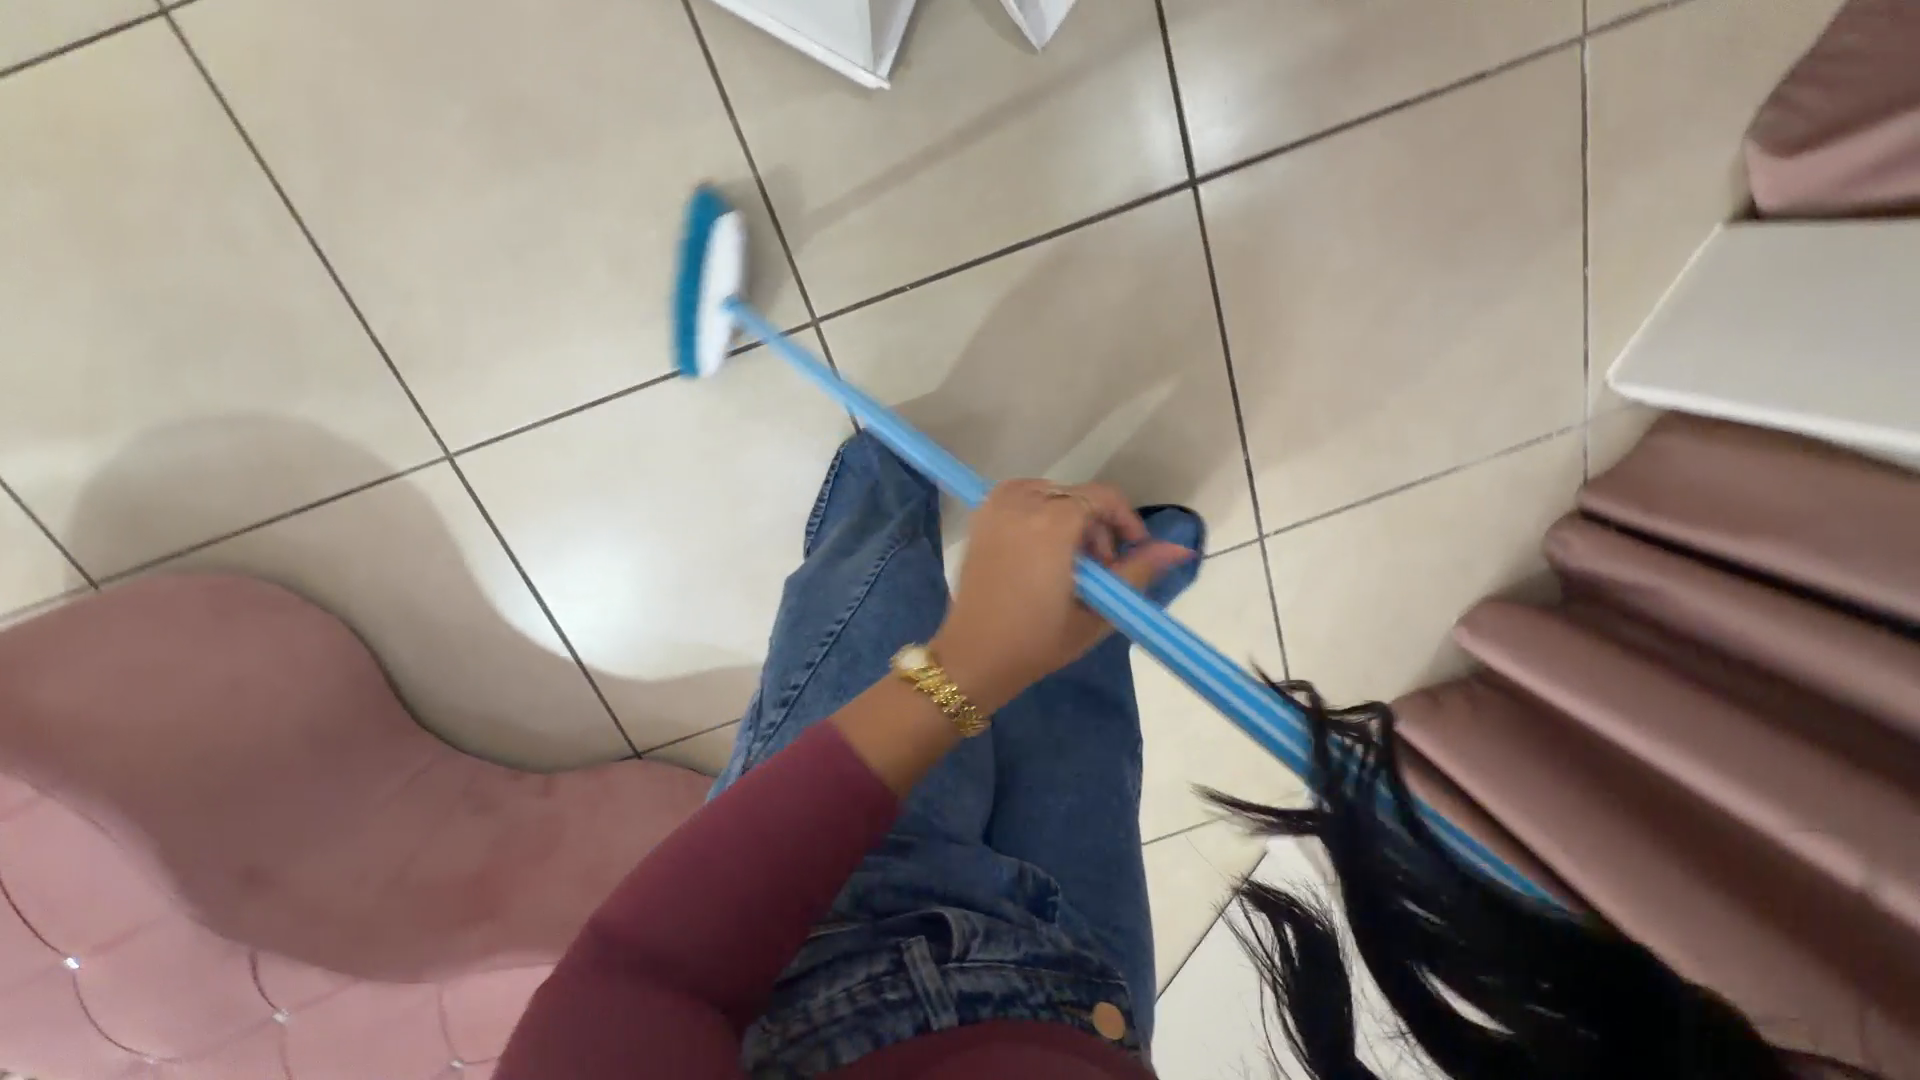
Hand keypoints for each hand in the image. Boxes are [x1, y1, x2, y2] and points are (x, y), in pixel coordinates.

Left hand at [931, 480, 1195, 711]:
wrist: (974, 656)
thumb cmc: (1038, 640)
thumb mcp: (1097, 611)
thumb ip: (1138, 572)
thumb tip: (1182, 550)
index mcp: (1051, 523)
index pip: (1103, 498)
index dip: (1126, 522)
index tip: (1132, 554)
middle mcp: (1021, 503)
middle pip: (1077, 496)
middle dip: (1097, 527)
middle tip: (1099, 573)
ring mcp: (995, 507)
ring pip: (1051, 494)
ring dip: (1069, 520)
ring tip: (1071, 566)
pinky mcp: (980, 517)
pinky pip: (1022, 498)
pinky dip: (1039, 516)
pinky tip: (1042, 555)